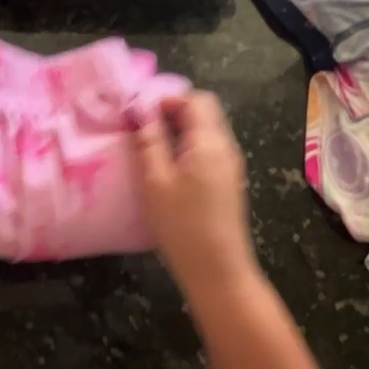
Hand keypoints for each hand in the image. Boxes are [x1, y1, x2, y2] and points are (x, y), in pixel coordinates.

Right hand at [131, 91, 258, 292]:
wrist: (217, 269)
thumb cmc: (181, 223)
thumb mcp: (155, 180)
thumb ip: (149, 142)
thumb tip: (140, 111)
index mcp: (210, 143)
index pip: (196, 100)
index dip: (166, 99)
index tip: (138, 114)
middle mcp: (226, 149)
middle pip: (203, 113)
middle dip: (170, 113)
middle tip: (139, 129)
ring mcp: (229, 167)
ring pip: (204, 133)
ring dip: (176, 132)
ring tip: (147, 148)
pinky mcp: (226, 183)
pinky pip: (206, 151)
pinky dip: (184, 149)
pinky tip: (164, 168)